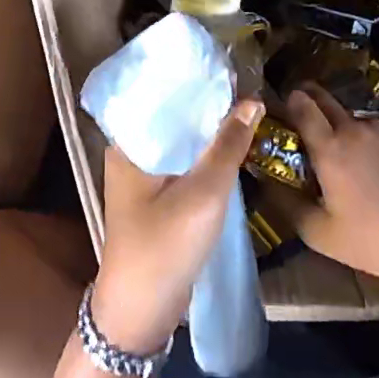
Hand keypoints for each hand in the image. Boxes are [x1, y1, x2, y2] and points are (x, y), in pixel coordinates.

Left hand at [89, 98, 260, 353]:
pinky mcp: (157, 196)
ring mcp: (143, 176)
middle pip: (170, 116)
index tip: (224, 64)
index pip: (157, 93)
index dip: (190, 79)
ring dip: (207, 128)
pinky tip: (230, 144)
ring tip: (243, 106)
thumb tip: (251, 100)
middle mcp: (130, 152)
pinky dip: (204, 152)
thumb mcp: (204, 193)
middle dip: (204, 102)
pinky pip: (182, 161)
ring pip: (179, 140)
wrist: (141, 312)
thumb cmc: (165, 247)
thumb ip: (227, 146)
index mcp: (127, 143)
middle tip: (243, 83)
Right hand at [276, 85, 378, 283]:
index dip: (283, 101)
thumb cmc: (376, 238)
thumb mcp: (321, 233)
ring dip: (330, 121)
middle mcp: (352, 129)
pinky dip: (352, 136)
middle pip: (322, 98)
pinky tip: (354, 164)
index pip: (301, 105)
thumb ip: (288, 205)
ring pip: (344, 115)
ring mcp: (378, 133)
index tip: (271, 110)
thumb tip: (265, 184)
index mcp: (329, 146)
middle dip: (303, 99)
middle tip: (290, 120)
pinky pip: (364, 129)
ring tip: (324, 149)